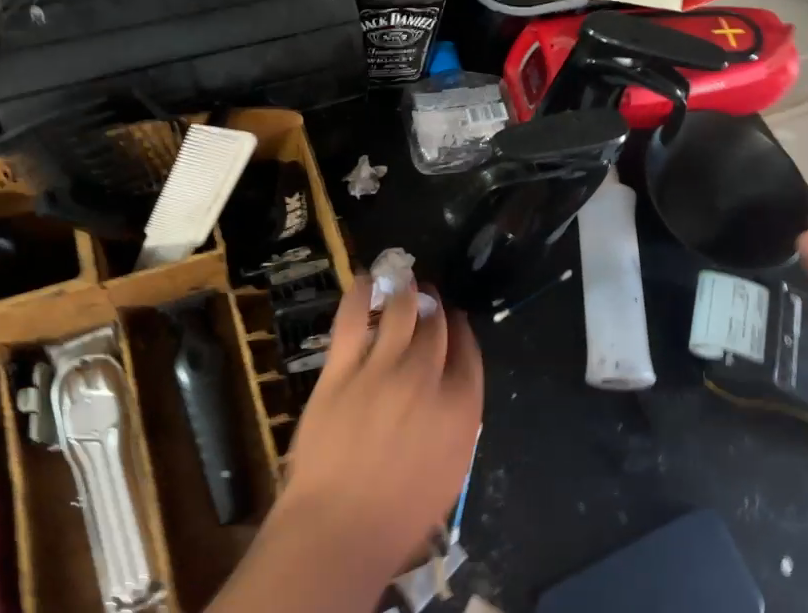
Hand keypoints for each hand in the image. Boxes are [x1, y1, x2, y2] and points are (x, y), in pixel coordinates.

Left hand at [273, 276, 483, 577]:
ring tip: (404, 279)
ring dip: (407, 292)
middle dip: (436, 309)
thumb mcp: (449, 473)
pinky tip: (364, 281)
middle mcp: (427, 379)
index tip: (456, 322)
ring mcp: (383, 368)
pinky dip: (360, 294)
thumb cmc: (399, 518)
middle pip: (437, 328)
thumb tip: (447, 390)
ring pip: (401, 313)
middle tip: (430, 296)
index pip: (469, 354)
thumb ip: (454, 424)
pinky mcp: (341, 368)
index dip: (462, 332)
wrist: (339, 528)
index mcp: (461, 409)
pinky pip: (353, 319)